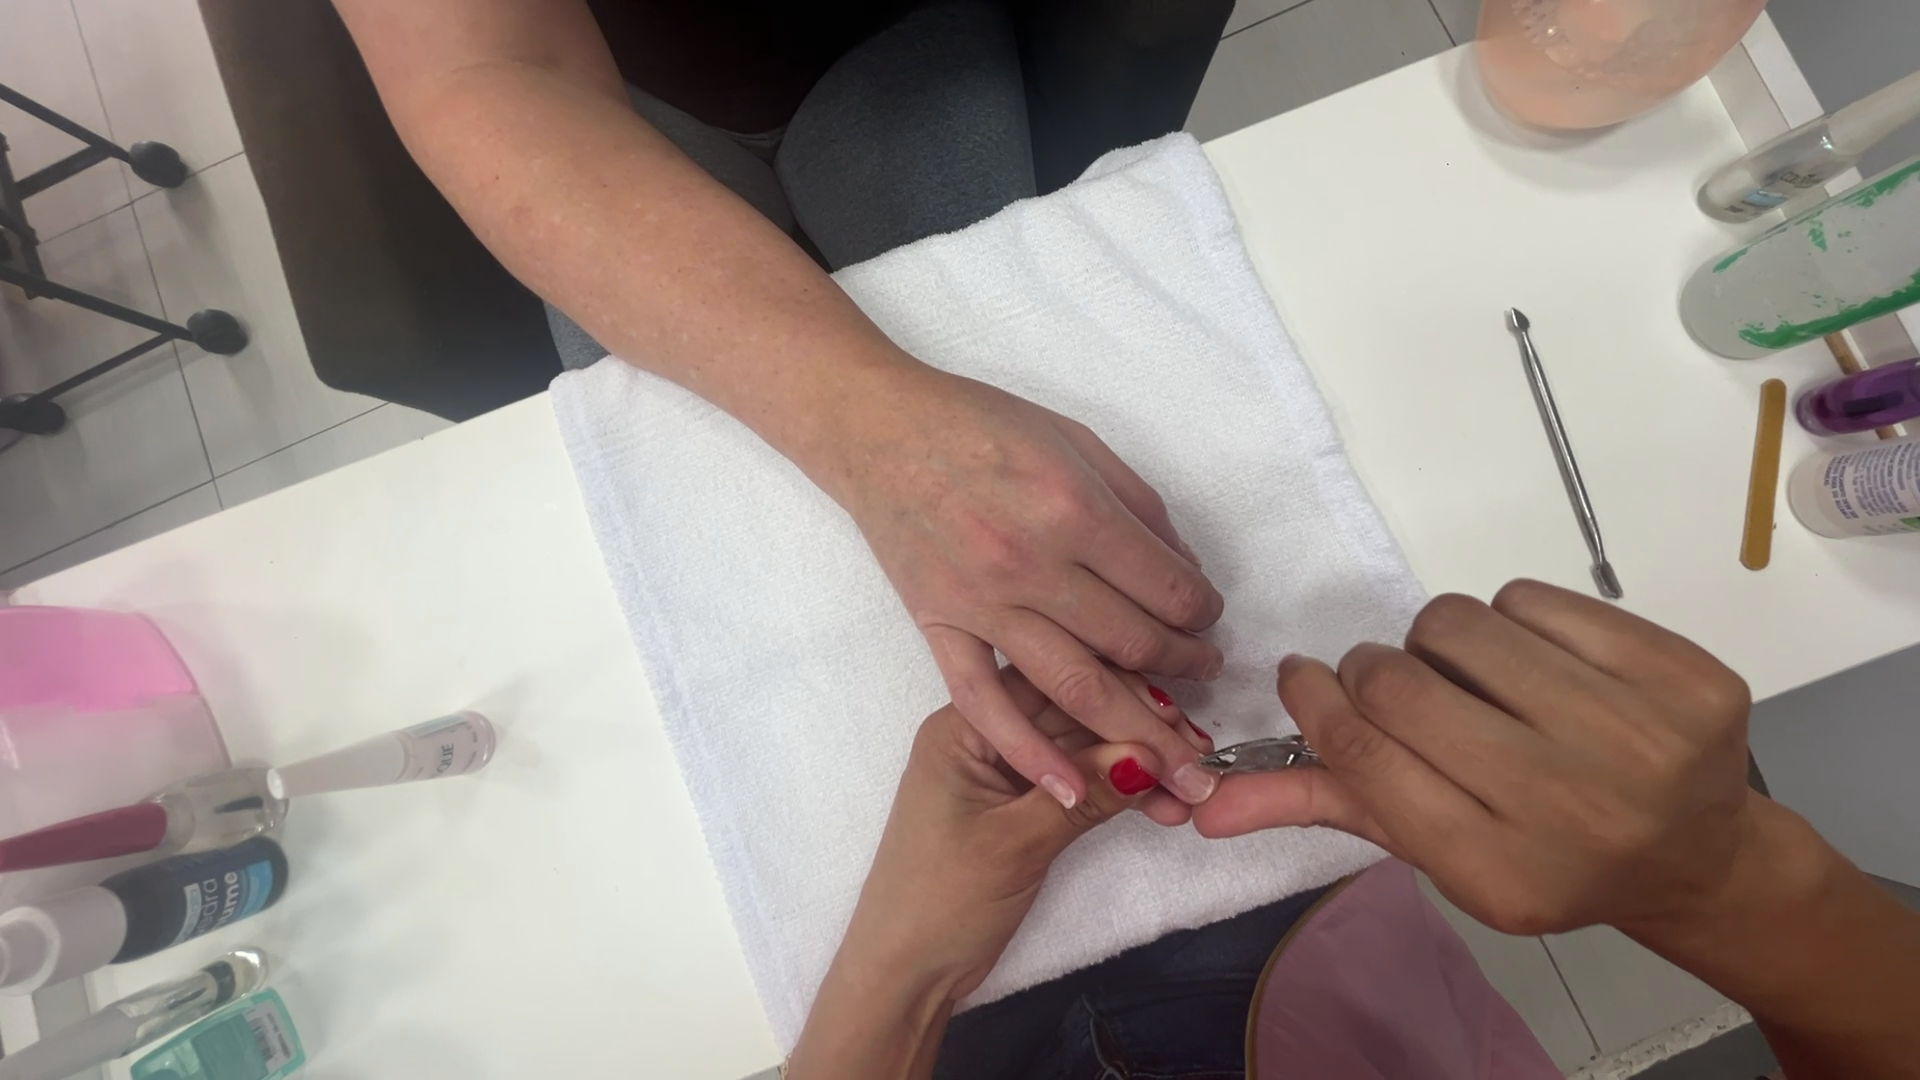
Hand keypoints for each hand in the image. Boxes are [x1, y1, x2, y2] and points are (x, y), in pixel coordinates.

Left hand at [786, 669, 1171, 1079]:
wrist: (906, 972)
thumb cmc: (944, 897)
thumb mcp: (1016, 842)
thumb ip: (1084, 794)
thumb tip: (1156, 754)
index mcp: (965, 723)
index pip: (1049, 687)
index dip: (1116, 698)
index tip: (1179, 722)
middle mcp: (985, 732)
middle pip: (1070, 715)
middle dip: (1135, 734)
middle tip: (1200, 755)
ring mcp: (1003, 767)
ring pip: (1080, 749)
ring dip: (1134, 766)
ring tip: (1193, 788)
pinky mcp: (1020, 800)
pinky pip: (1076, 780)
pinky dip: (1115, 791)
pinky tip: (1161, 803)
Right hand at [819, 362, 1224, 809]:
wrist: (879, 431)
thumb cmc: (980, 423)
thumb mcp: (1076, 438)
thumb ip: (1137, 505)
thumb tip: (1182, 571)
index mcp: (1076, 510)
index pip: (1168, 589)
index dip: (1202, 611)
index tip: (1205, 616)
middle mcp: (1035, 566)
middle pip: (1135, 645)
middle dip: (1186, 667)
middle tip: (1203, 673)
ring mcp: (982, 606)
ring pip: (1076, 687)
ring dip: (1139, 725)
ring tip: (1178, 747)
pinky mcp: (938, 628)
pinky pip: (983, 702)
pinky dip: (1025, 751)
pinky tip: (1067, 791)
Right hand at [1192, 580, 1756, 937]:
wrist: (1698, 859)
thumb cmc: (1533, 853)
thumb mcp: (1421, 845)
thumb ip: (1316, 808)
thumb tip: (1204, 806)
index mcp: (1496, 869)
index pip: (1361, 751)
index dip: (1313, 698)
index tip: (1303, 675)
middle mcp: (1572, 812)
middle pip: (1396, 682)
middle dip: (1373, 670)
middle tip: (1397, 687)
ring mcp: (1641, 742)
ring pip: (1453, 623)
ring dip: (1436, 642)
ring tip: (1470, 679)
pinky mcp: (1685, 679)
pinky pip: (1525, 597)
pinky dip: (1505, 618)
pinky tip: (1536, 664)